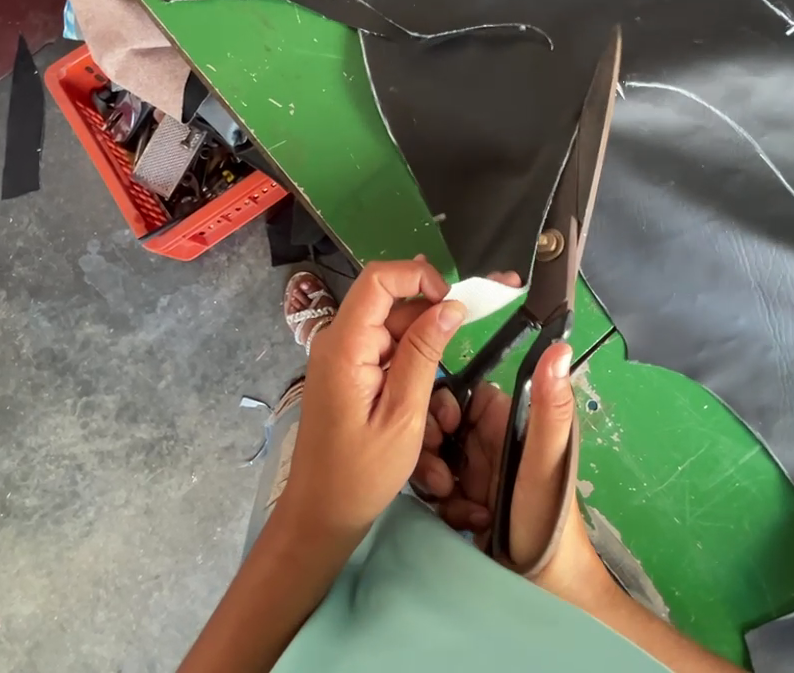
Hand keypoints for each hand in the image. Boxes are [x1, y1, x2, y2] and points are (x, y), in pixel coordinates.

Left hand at [280, 258, 466, 544]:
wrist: (320, 516)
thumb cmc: (360, 473)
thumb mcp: (403, 414)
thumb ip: (425, 354)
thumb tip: (451, 305)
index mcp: (346, 344)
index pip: (379, 279)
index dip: (418, 277)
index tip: (453, 303)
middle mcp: (341, 341)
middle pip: (394, 309)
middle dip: (435, 327)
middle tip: (473, 343)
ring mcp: (345, 358)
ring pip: (398, 337)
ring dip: (428, 365)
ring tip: (442, 419)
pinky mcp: (352, 375)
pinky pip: (390, 359)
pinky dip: (415, 379)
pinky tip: (429, 420)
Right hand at [419, 337, 608, 601]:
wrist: (542, 589)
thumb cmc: (547, 518)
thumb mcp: (546, 460)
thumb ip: (549, 406)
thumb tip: (559, 347)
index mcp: (509, 421)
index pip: (462, 393)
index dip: (443, 406)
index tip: (440, 430)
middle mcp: (489, 440)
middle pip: (440, 423)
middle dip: (431, 447)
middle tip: (441, 476)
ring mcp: (475, 470)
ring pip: (432, 455)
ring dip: (434, 477)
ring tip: (450, 500)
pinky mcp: (462, 498)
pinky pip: (435, 487)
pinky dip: (442, 502)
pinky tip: (460, 518)